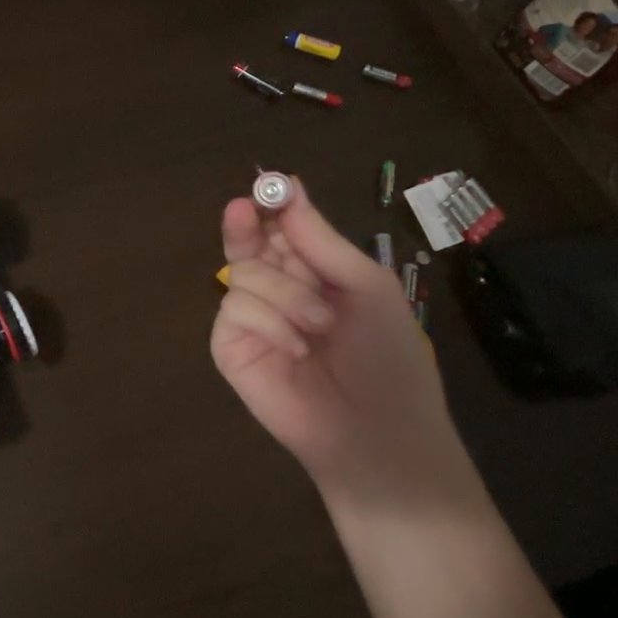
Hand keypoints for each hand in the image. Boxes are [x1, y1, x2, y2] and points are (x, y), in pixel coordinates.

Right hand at [211, 177, 477, 510]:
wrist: (380, 432)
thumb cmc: (388, 357)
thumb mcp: (365, 285)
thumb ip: (319, 239)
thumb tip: (290, 185)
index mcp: (311, 271)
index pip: (280, 228)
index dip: (272, 205)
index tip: (268, 186)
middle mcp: (274, 289)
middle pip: (247, 241)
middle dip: (248, 226)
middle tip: (246, 211)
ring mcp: (248, 319)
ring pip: (242, 273)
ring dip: (286, 294)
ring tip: (320, 327)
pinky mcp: (229, 348)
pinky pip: (235, 311)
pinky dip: (269, 322)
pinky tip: (297, 347)